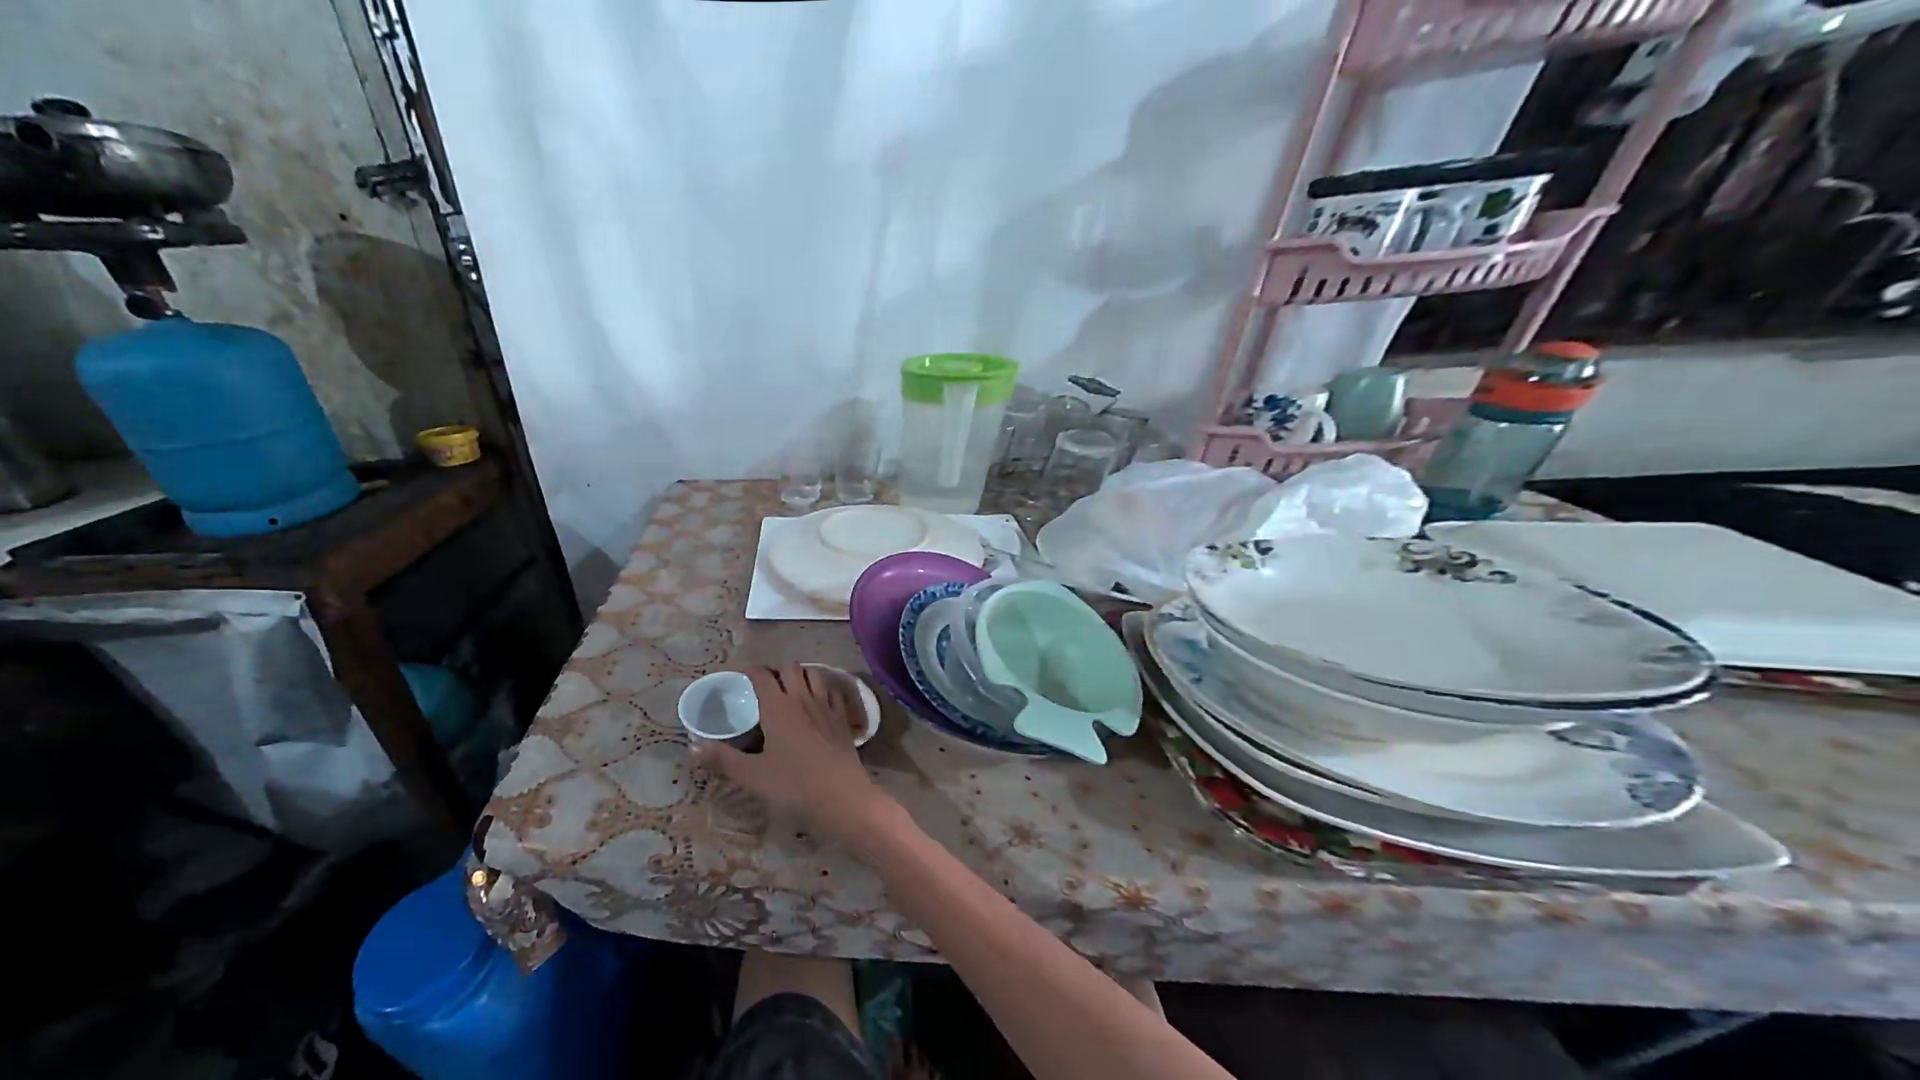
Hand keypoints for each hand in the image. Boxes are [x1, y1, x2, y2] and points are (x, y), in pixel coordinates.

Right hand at [689, 664, 896, 842]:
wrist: (842, 797)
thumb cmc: (793, 785)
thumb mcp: (752, 775)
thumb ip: (721, 759)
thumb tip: (692, 747)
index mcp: (778, 707)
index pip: (762, 676)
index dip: (750, 671)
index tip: (740, 677)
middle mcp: (803, 698)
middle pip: (790, 668)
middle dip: (776, 670)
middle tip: (765, 685)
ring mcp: (826, 706)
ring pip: (814, 674)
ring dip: (801, 675)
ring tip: (791, 688)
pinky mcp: (842, 718)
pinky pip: (833, 692)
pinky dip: (824, 689)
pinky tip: (819, 701)